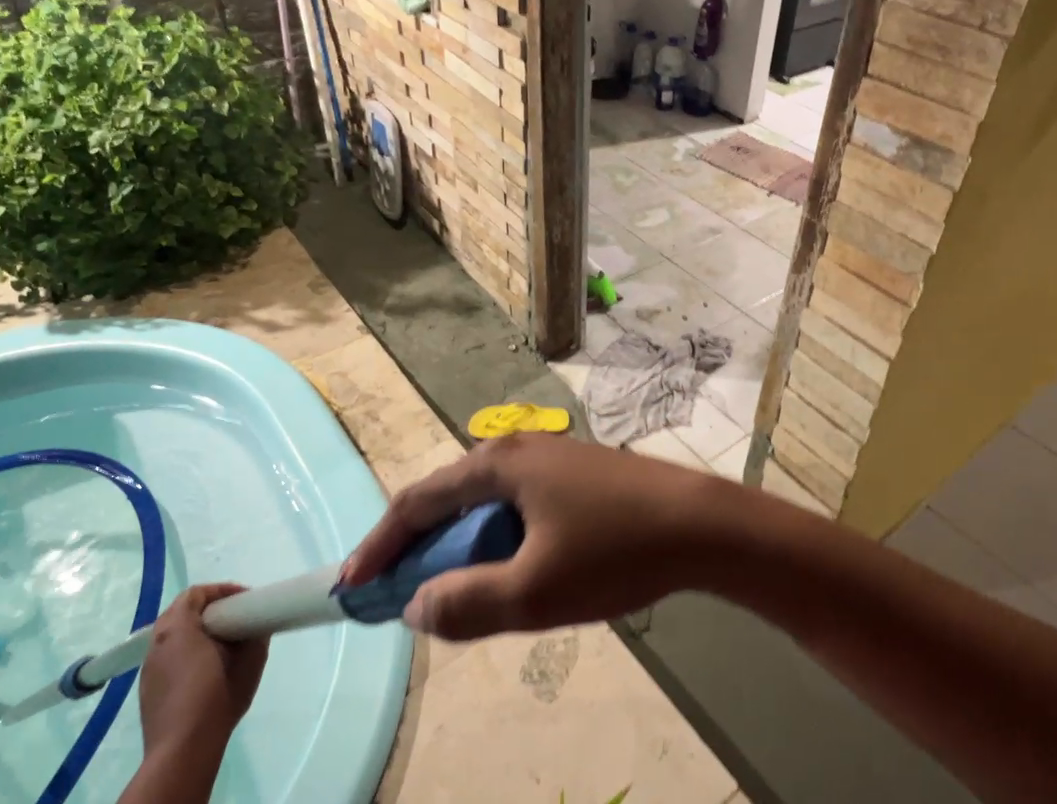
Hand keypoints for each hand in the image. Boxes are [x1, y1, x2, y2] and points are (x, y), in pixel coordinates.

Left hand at [137, 583, 269, 756]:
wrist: (182, 748)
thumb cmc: (217, 698)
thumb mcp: (249, 663)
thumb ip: (255, 639)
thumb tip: (258, 628)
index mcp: (178, 629)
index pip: (195, 594)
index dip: (221, 590)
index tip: (244, 599)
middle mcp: (157, 643)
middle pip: (180, 612)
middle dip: (208, 608)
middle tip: (235, 617)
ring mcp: (149, 667)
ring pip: (172, 635)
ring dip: (196, 630)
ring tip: (222, 644)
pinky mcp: (148, 687)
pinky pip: (168, 656)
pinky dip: (187, 650)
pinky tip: (205, 668)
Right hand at [342, 432, 746, 640]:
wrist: (705, 525)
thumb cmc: (616, 552)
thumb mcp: (534, 592)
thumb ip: (466, 604)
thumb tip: (415, 607)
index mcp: (500, 465)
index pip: (418, 502)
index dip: (379, 544)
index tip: (351, 584)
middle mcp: (521, 448)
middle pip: (451, 497)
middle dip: (420, 546)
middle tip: (403, 592)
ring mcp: (556, 457)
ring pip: (489, 502)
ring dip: (464, 545)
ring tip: (460, 589)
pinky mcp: (582, 473)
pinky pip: (521, 504)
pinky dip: (500, 537)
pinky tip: (518, 568)